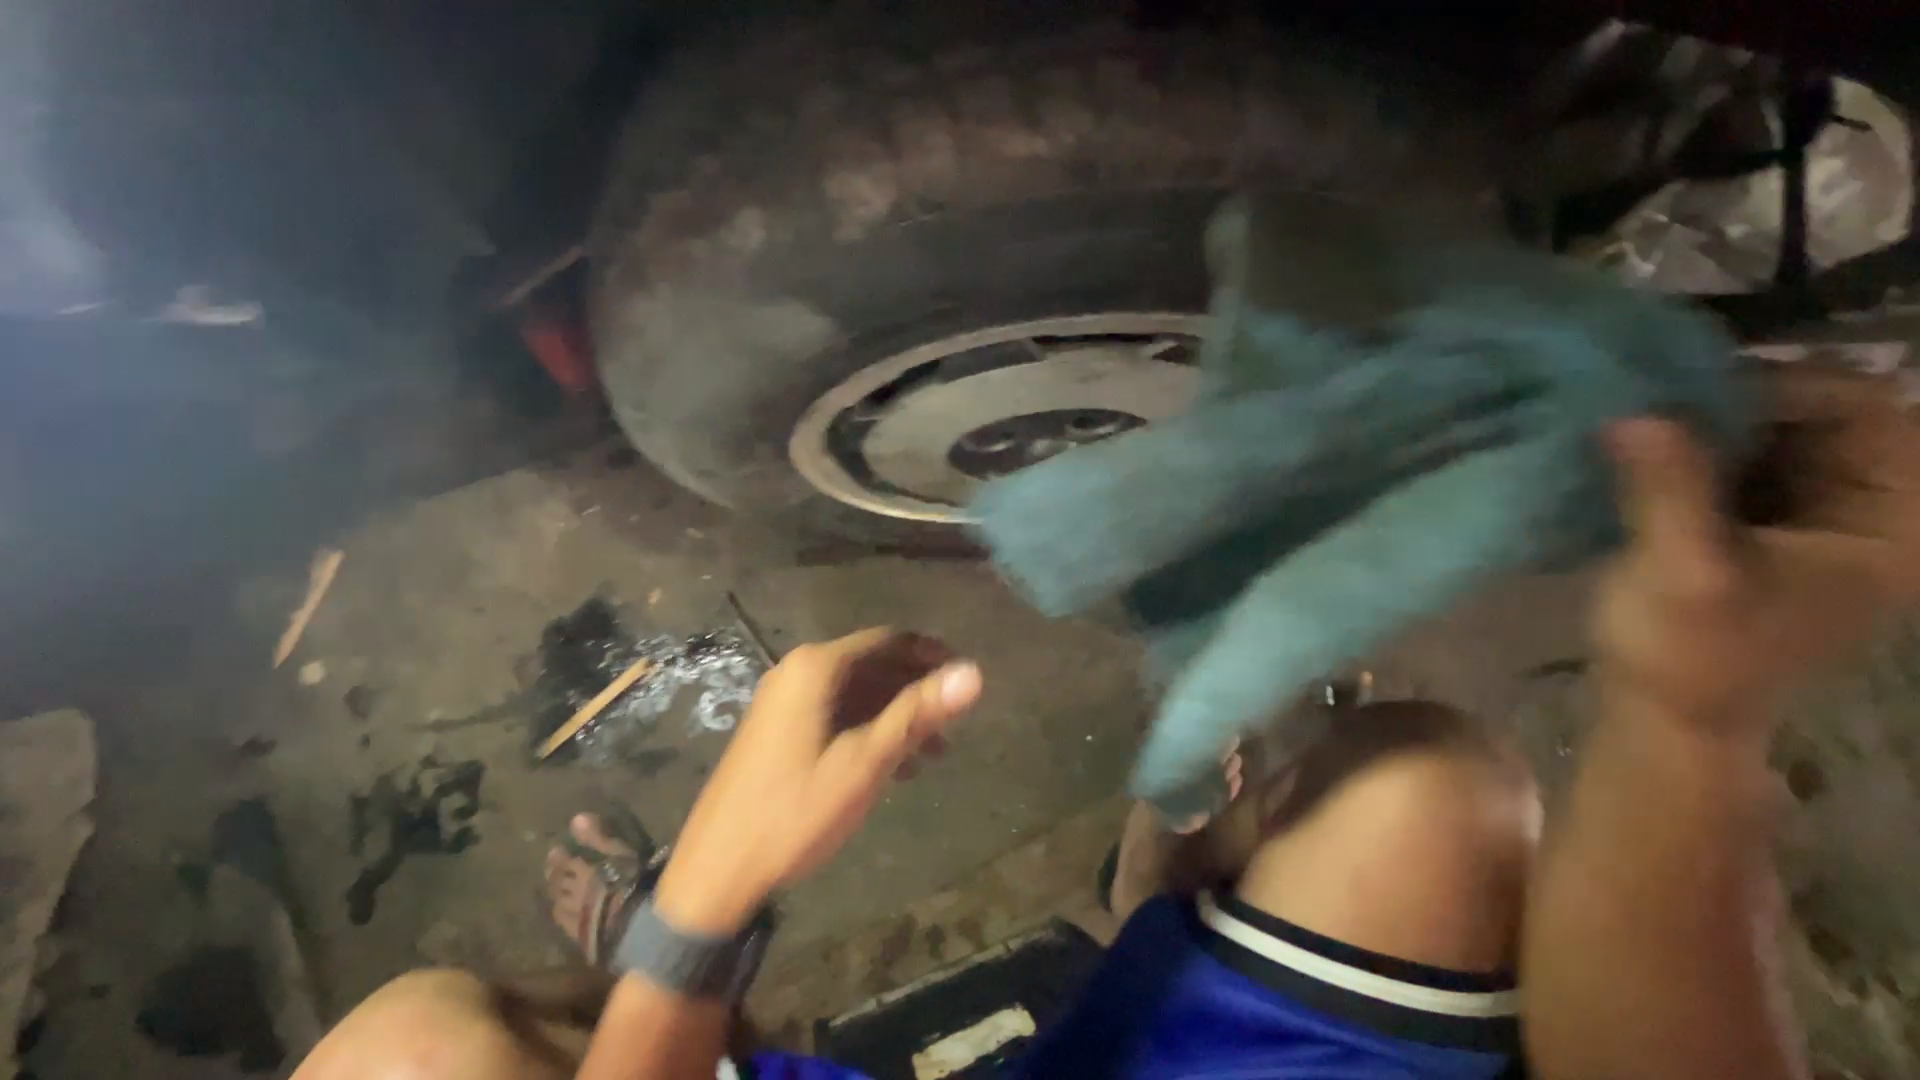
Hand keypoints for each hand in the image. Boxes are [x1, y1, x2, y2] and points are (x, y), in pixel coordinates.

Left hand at [652, 628, 982, 933]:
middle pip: (872, 665)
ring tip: (934, 754)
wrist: (717, 869)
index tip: (965, 679)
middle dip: (916, 690)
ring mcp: (784, 702)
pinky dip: (869, 731)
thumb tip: (974, 673)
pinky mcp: (778, 730)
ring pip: (855, 694)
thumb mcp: (864, 764)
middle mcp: (797, 673)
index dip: (930, 655)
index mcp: (816, 668)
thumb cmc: (795, 812)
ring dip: (896, 716)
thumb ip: (917, 714)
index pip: (887, 640)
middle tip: (955, 723)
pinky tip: (894, 767)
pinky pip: (835, 715)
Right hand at [1593, 379, 1918, 739]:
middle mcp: (1866, 508)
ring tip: (1639, 413)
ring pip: (1772, 433)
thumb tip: (1631, 411)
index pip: (1866, 411)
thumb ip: (1670, 491)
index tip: (1688, 388)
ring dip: (1706, 420)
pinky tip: (1640, 447)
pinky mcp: (1754, 525)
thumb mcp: (1683, 573)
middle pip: (1820, 414)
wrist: (1665, 717)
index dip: (1785, 387)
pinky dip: (1691, 446)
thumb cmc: (1690, 655)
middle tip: (1653, 394)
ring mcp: (1808, 515)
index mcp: (1892, 521)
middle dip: (1738, 400)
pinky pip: (1736, 460)